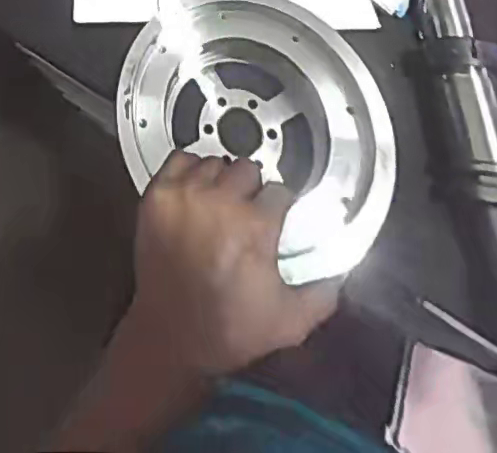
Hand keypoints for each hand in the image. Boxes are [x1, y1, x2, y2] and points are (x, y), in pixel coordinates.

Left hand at [119, 153, 339, 376]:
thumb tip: (338, 277)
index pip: (280, 190)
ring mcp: (185, 196)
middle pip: (248, 168)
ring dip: (221, 179)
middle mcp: (220, 203)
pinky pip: (180, 159)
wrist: (170, 337)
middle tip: (247, 210)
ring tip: (219, 203)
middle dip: (252, 188)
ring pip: (215, 162)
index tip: (275, 216)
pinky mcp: (158, 196)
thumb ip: (321, 296)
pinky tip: (195, 190)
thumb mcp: (287, 322)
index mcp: (254, 226)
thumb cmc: (225, 329)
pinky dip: (189, 170)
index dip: (281, 204)